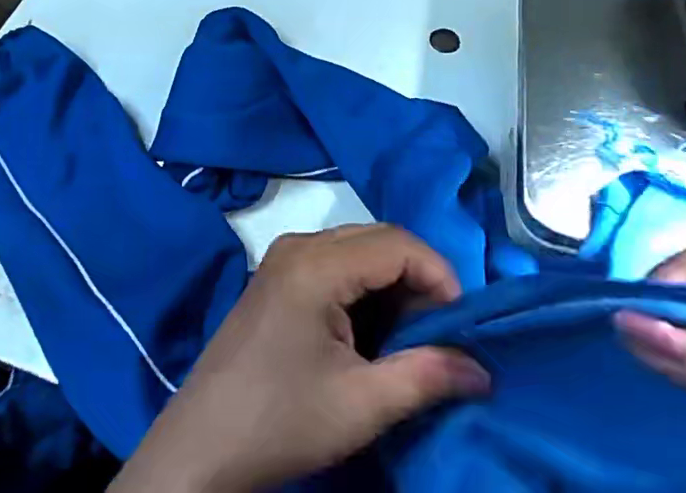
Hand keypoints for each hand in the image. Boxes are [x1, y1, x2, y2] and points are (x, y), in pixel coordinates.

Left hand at [110, 224, 491, 492]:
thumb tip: (482, 369)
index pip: (397, 243)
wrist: (203, 445)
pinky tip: (371, 332)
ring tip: (409, 338)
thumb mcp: (362, 404)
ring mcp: (283, 258)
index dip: (439, 276)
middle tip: (438, 334)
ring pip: (357, 249)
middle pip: (377, 239)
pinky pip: (334, 263)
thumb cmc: (281, 420)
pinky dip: (364, 288)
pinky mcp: (276, 277)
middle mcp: (298, 245)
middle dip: (418, 279)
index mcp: (316, 263)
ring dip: (392, 284)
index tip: (461, 327)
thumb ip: (426, 377)